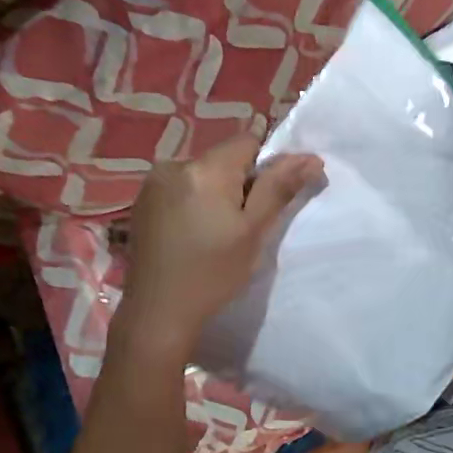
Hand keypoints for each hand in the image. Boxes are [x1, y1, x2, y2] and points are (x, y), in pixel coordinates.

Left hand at [112, 134, 322, 356]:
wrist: (158, 311)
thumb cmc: (214, 273)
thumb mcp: (254, 231)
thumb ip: (279, 188)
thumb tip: (311, 157)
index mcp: (205, 169)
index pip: (248, 141)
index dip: (265, 167)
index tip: (265, 203)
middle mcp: (174, 164)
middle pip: (224, 158)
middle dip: (240, 183)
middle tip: (244, 226)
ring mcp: (153, 183)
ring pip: (203, 174)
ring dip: (218, 193)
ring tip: (216, 234)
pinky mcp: (142, 201)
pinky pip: (181, 187)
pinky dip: (195, 202)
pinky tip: (192, 235)